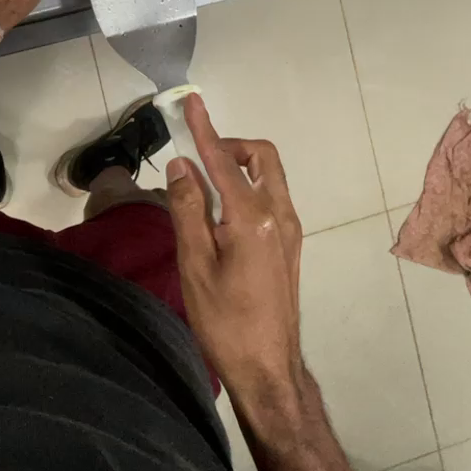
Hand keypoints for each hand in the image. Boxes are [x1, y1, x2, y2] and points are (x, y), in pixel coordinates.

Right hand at [166, 95, 309, 413]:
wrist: (268, 369)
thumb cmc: (224, 320)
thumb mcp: (194, 264)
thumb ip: (187, 207)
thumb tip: (181, 164)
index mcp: (253, 217)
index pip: (223, 160)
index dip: (204, 129)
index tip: (191, 102)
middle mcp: (279, 214)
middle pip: (261, 156)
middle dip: (230, 145)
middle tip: (198, 157)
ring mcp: (290, 229)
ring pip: (269, 175)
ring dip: (238, 166)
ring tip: (204, 185)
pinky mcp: (289, 244)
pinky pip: (270, 196)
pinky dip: (246, 187)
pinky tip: (221, 212)